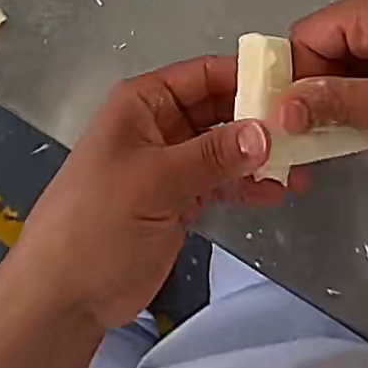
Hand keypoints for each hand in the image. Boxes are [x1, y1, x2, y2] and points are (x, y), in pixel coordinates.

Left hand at [2, 55, 283, 328]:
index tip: (289, 86)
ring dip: (257, 156)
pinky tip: (274, 192)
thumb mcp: (154, 180)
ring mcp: (171, 162)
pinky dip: (245, 184)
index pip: (201, 75)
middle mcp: (160, 123)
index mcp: (144, 102)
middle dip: (257, 120)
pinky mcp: (179, 197)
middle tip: (303, 133)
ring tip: (298, 169)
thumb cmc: (98, 218)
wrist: (64, 292)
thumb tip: (265, 131)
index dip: (243, 76)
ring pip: (223, 146)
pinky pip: (219, 180)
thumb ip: (211, 156)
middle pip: (217, 109)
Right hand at [278, 0, 367, 175]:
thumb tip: (277, 109)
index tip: (295, 125)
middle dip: (323, 91)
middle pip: (325, 47)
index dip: (296, 80)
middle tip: (327, 138)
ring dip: (348, 98)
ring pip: (348, 61)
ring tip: (363, 134)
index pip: (305, 37)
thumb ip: (330, 104)